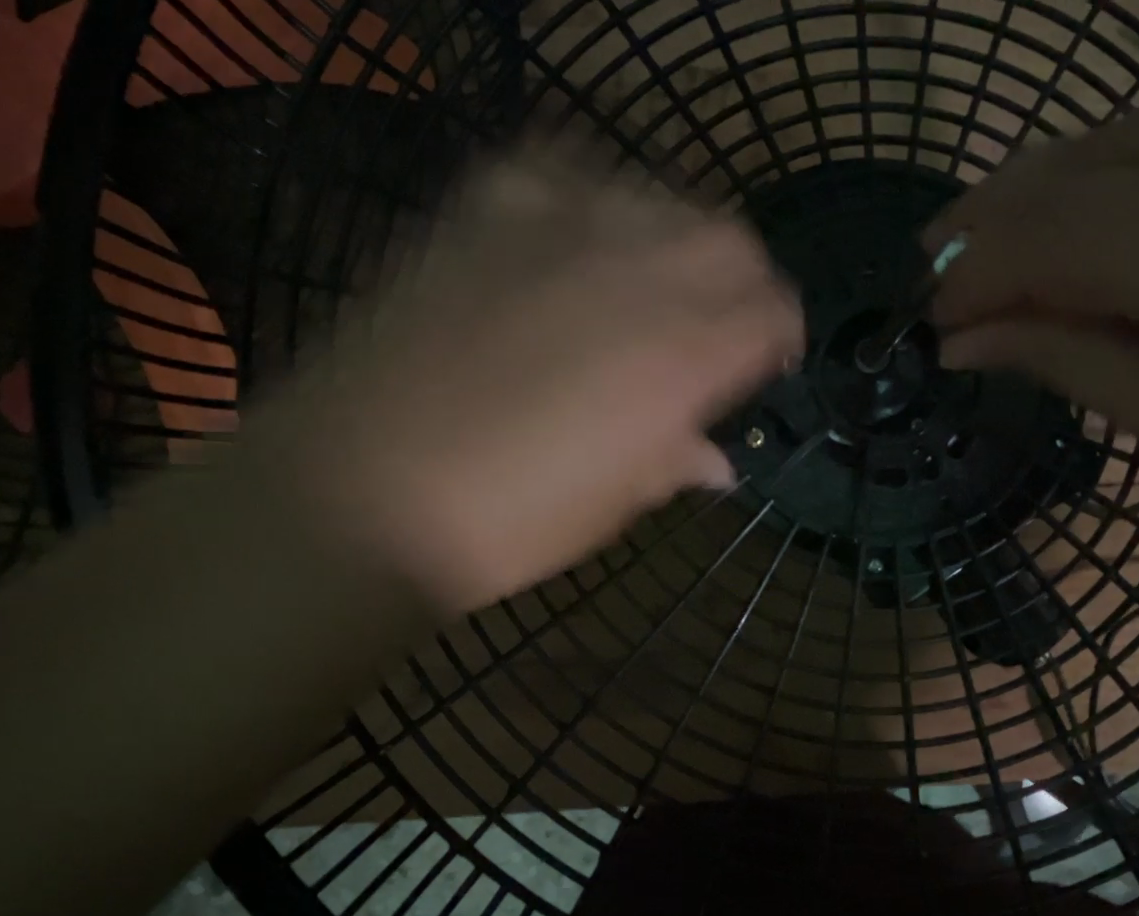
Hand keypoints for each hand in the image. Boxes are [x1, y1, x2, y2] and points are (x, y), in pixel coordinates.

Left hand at [264, 145, 801, 613]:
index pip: (773, 312)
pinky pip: (566, 169)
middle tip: (714, 322)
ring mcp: (560, 227)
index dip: (779, 337)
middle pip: (732, 239)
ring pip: (660, 195)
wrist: (359, 490)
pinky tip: (573, 240)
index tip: (765, 362)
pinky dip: (588, 200)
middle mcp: (639, 273)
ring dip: (673, 237)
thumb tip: (715, 457)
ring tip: (645, 282)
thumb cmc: (506, 522)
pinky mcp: (488, 209)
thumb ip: (674, 460)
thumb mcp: (612, 506)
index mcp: (683, 357)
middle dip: (740, 280)